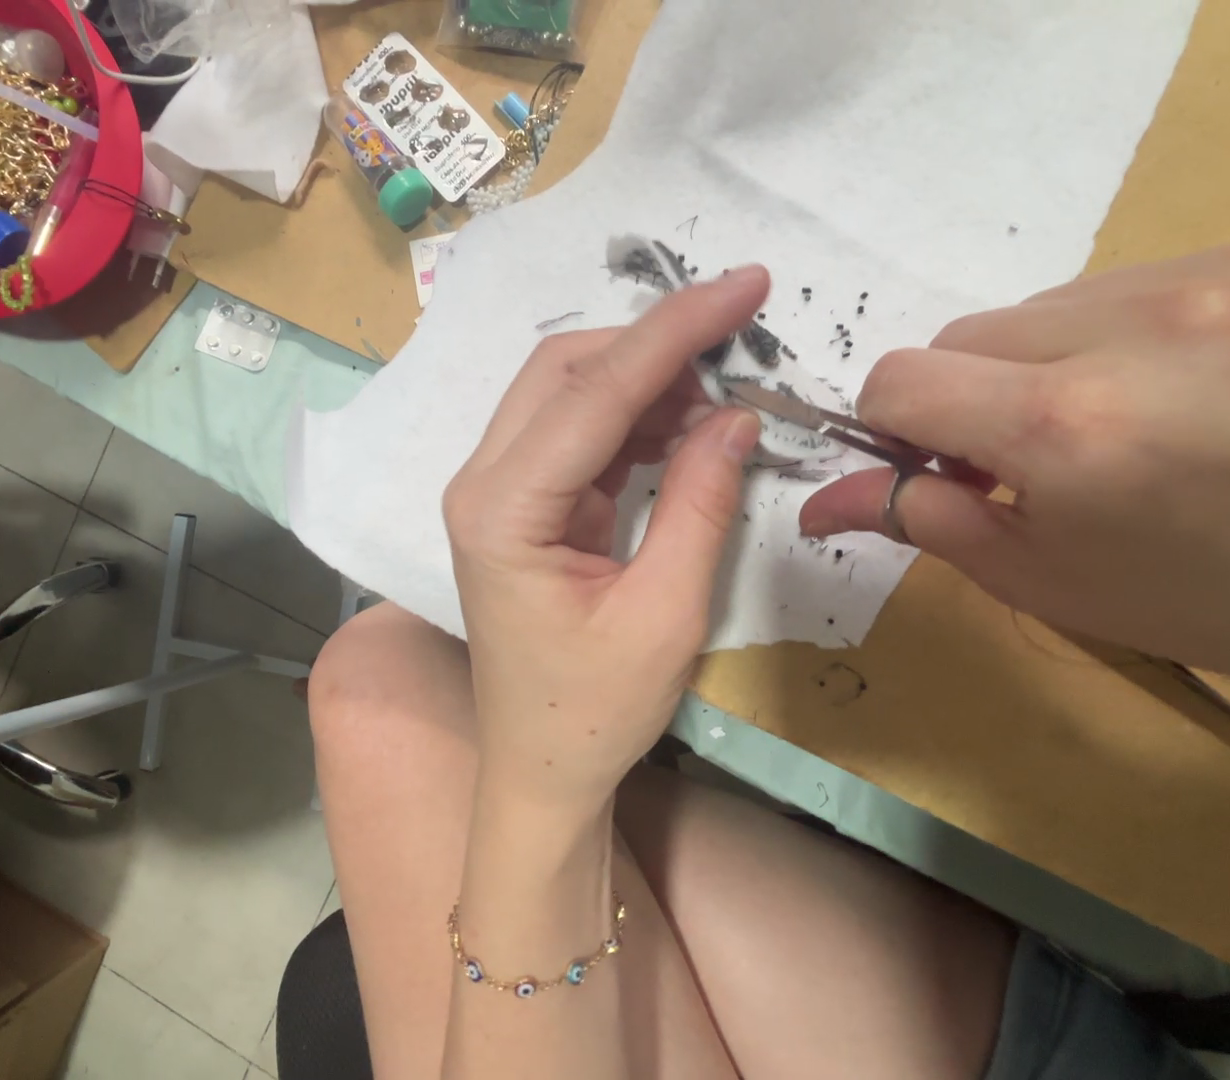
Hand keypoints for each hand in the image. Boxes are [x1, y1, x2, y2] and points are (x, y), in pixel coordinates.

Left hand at [443, 269, 766, 809]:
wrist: (539, 770)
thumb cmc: (594, 711)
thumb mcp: (664, 613)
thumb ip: (699, 504)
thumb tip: (737, 414)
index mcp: (504, 509)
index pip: (593, 392)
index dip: (674, 332)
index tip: (746, 285)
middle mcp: (483, 484)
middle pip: (563, 372)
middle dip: (653, 347)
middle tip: (739, 341)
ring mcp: (495, 493)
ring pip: (567, 396)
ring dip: (645, 382)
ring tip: (725, 394)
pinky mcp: (519, 507)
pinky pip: (576, 438)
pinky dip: (632, 422)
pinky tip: (685, 430)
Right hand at [799, 226, 1229, 733]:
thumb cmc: (1224, 604)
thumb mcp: (1046, 580)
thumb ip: (920, 519)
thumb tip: (815, 501)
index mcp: (1070, 428)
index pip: (903, 378)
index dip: (896, 423)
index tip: (934, 461)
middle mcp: (1146, 326)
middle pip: (972, 332)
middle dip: (977, 394)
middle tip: (1039, 455)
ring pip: (1057, 300)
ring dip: (1057, 357)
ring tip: (1135, 418)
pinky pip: (1152, 275)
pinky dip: (1143, 331)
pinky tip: (1207, 383)